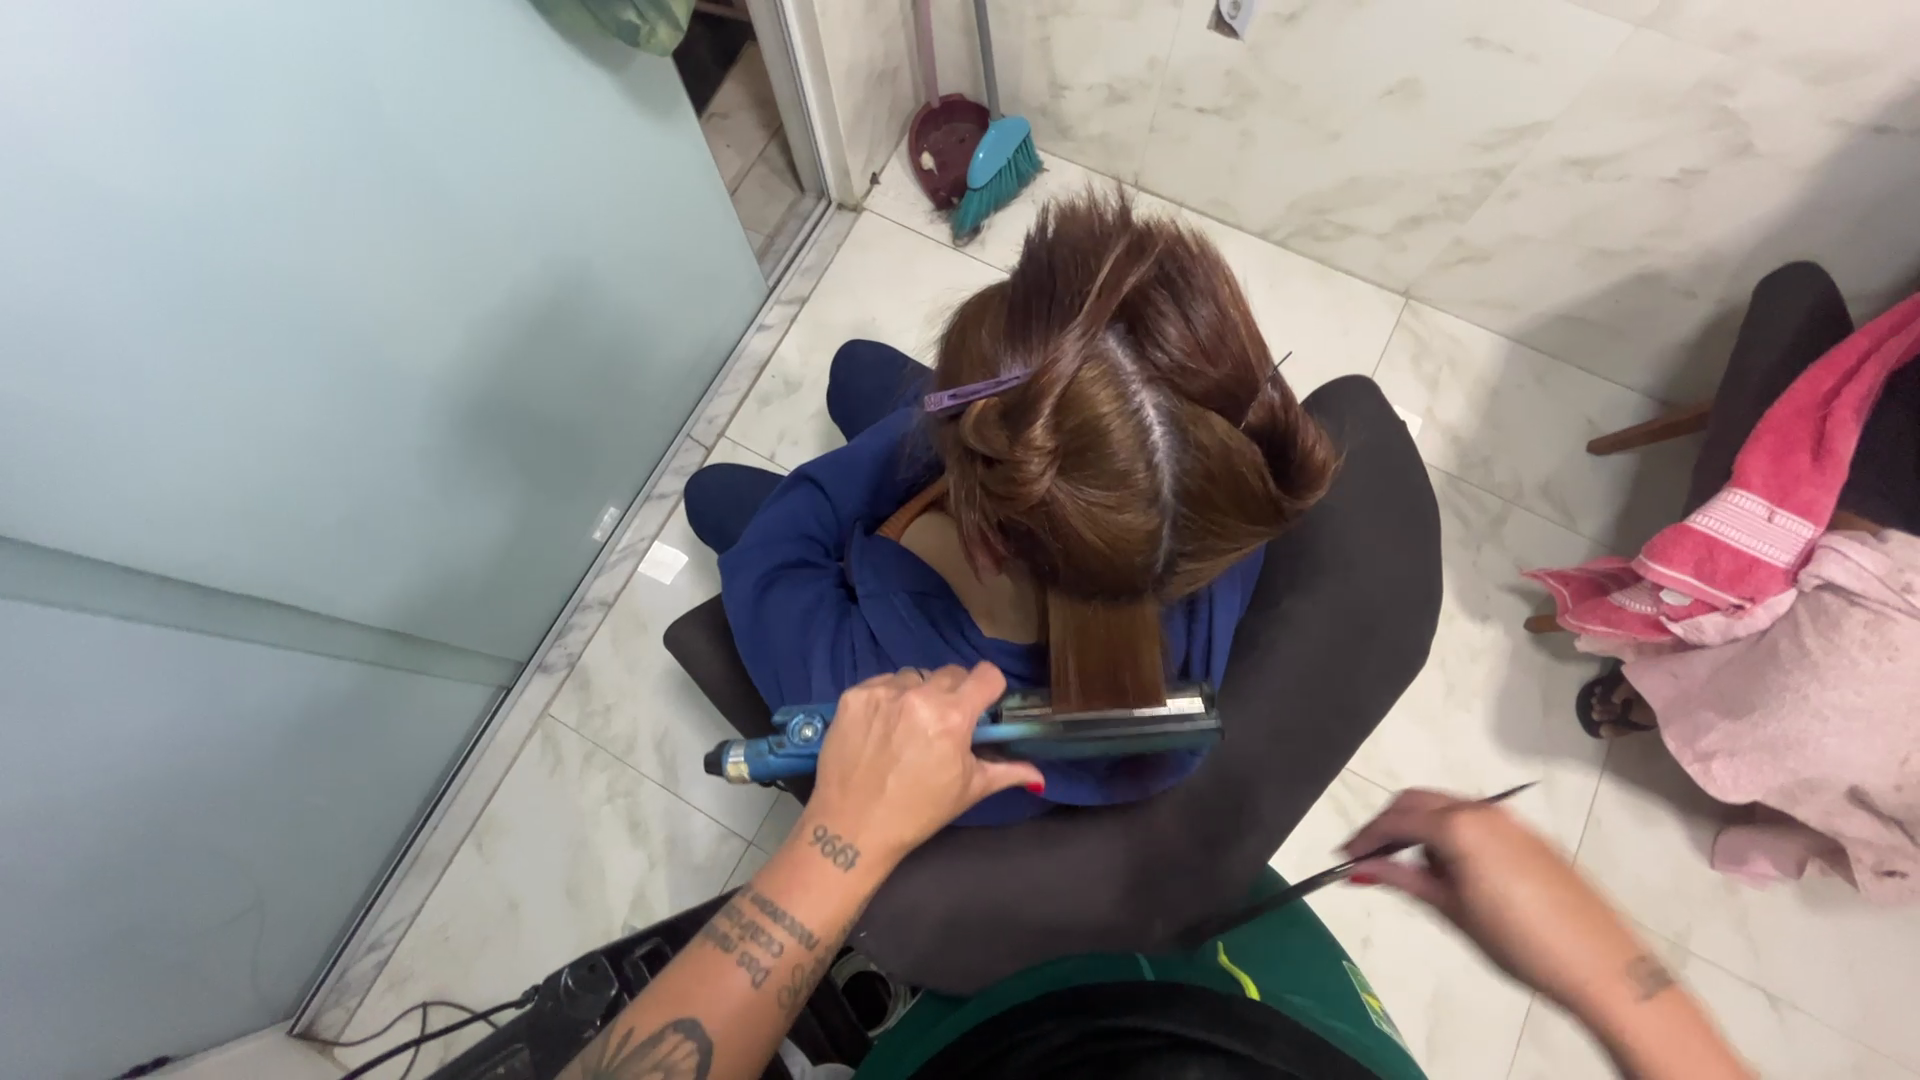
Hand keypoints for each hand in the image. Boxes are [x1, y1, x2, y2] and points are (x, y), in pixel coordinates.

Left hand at [804, 663, 1043, 870]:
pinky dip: (888, 698)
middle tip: (944, 724)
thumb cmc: (917, 812)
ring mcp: (883, 692)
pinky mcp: (854, 695)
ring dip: (919, 693)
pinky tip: (883, 727)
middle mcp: (919, 695)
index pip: (986, 674)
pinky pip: (883, 683)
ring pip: (915, 676)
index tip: (982, 706)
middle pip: (951, 673)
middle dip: (955, 694)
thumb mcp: (968, 790)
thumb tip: (1040, 777)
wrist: (851, 827)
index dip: (989, 689)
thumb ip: (1007, 773)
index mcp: (953, 716)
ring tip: (910, 727)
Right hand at [1343, 790, 1653, 1012]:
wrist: (1607, 971)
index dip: (1365, 837)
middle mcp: (1482, 811)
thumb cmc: (1520, 942)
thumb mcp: (1451, 910)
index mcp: (1459, 825)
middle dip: (1390, 825)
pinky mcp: (1531, 838)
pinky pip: (1475, 822)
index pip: (1395, 820)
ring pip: (1447, 809)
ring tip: (1419, 873)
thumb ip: (1400, 879)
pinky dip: (1451, 835)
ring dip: (1422, 829)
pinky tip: (1456, 873)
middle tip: (1372, 858)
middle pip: (1417, 802)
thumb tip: (1359, 868)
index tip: (1345, 857)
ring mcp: (1511, 822)